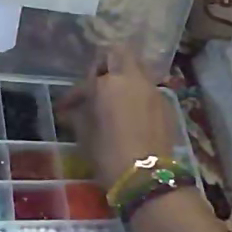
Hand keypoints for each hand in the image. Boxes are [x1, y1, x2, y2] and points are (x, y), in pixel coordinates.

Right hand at [58, 46, 178, 192]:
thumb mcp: (85, 135)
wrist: (147, 178)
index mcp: (108, 83)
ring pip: (138, 70)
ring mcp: (153, 91)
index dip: (74, 94)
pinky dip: (137, 94)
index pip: (86, 80)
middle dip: (107, 64)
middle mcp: (133, 80)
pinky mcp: (167, 105)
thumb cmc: (108, 155)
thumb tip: (71, 111)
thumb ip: (78, 115)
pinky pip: (149, 89)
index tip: (65, 108)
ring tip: (114, 98)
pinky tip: (130, 113)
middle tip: (97, 82)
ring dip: (125, 78)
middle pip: (121, 54)